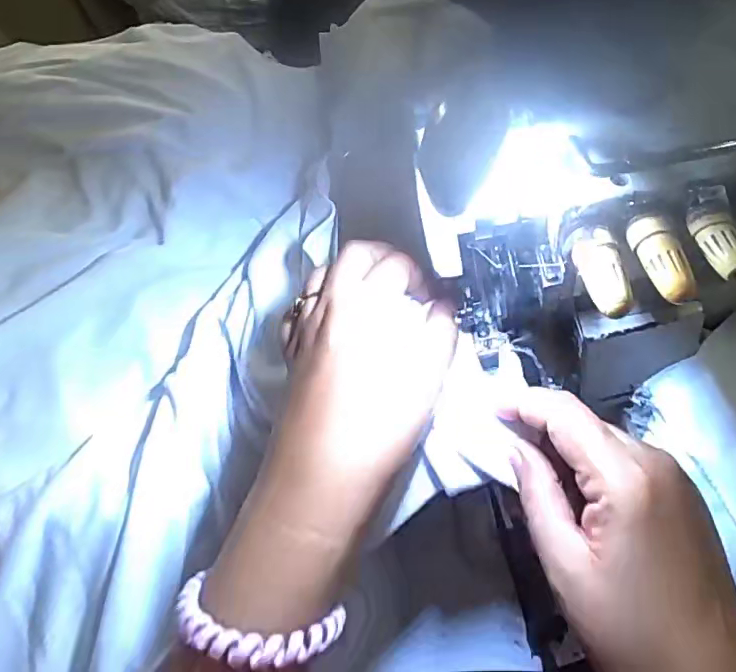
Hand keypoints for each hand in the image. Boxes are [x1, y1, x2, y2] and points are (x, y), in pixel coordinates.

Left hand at [197, 242, 455, 636]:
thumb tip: (443, 306)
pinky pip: (303, 307)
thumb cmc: (382, 426)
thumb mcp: (431, 374)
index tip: (433, 298)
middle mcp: (328, 307)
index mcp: (363, 306)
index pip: (395, 264)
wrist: (319, 481)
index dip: (422, 275)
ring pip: (323, 275)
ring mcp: (304, 329)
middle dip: (386, 258)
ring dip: (353, 274)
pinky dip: (324, 299)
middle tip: (408, 283)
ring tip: (377, 297)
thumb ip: (442, 329)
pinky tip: (341, 321)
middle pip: (355, 254)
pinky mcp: (291, 353)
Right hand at [502, 389, 735, 671]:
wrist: (706, 658)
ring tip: (538, 470)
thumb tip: (518, 449)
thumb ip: (539, 499)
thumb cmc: (630, 625)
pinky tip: (582, 493)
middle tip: (506, 441)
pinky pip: (631, 458)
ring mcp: (673, 468)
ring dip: (573, 447)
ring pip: (609, 440)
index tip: (493, 405)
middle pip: (589, 424)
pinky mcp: (682, 484)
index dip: (528, 402)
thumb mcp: (568, 569)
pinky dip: (600, 463)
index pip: (569, 414)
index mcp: (626, 474)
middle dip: (546, 426)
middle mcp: (654, 456)